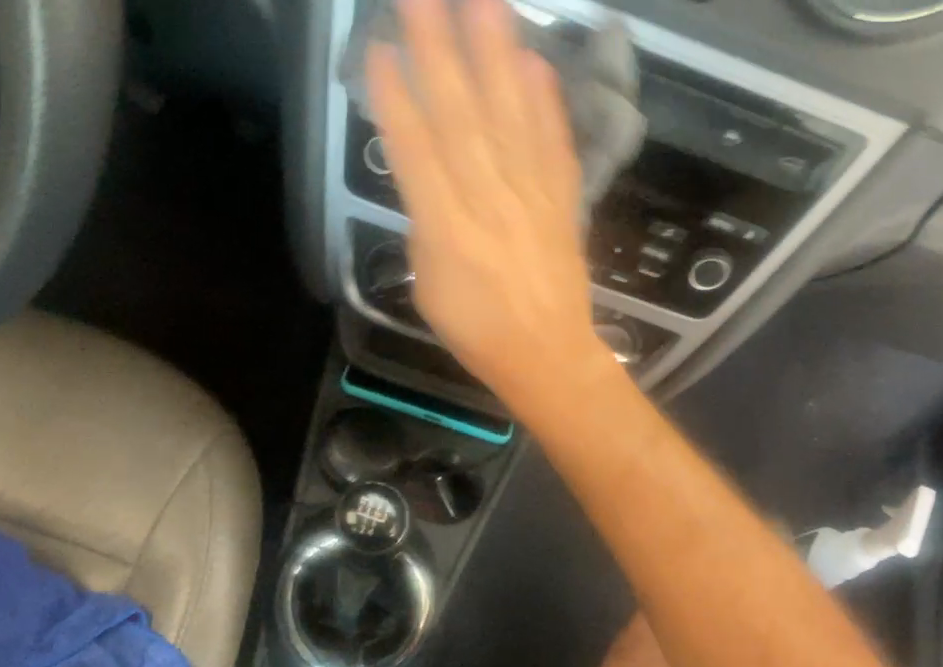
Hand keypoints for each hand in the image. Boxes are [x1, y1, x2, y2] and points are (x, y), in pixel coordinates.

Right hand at [367, 0, 609, 398]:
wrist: (546, 355)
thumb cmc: (476, 331)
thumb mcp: (428, 288)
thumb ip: (425, 228)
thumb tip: (428, 183)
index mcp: (445, 227)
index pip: (415, 148)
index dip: (395, 97)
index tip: (379, 49)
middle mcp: (488, 198)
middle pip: (460, 112)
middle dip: (438, 47)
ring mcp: (531, 193)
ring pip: (509, 113)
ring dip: (494, 51)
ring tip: (483, 1)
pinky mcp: (563, 197)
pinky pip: (553, 140)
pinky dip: (545, 100)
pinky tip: (535, 62)